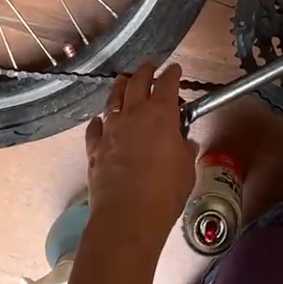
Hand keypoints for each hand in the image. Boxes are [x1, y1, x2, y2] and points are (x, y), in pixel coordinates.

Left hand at [84, 61, 198, 240]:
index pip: (168, 83)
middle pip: (137, 82)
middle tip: (149, 66)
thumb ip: (185, 150)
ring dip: (120, 87)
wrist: (127, 217)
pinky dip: (98, 122)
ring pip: (114, 99)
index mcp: (161, 114)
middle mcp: (134, 114)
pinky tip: (99, 121)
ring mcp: (111, 130)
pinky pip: (95, 128)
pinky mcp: (95, 149)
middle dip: (145, 71)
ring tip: (123, 81)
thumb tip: (184, 144)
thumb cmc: (165, 192)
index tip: (174, 69)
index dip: (172, 74)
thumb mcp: (187, 169)